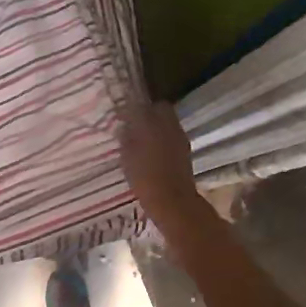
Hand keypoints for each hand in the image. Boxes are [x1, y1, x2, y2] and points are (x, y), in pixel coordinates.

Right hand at [120, 101, 203, 224]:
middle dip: (147, 111)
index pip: (140, 106)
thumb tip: (123, 127)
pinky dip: (164, 136)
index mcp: (151, 123)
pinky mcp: (185, 149)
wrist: (173, 200)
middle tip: (134, 122)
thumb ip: (125, 138)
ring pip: (168, 120)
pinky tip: (154, 148)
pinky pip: (173, 134)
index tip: (119, 116)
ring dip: (157, 123)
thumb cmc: (145, 178)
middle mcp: (168, 125)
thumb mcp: (127, 158)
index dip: (128, 109)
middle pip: (160, 108)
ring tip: (143, 136)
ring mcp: (179, 137)